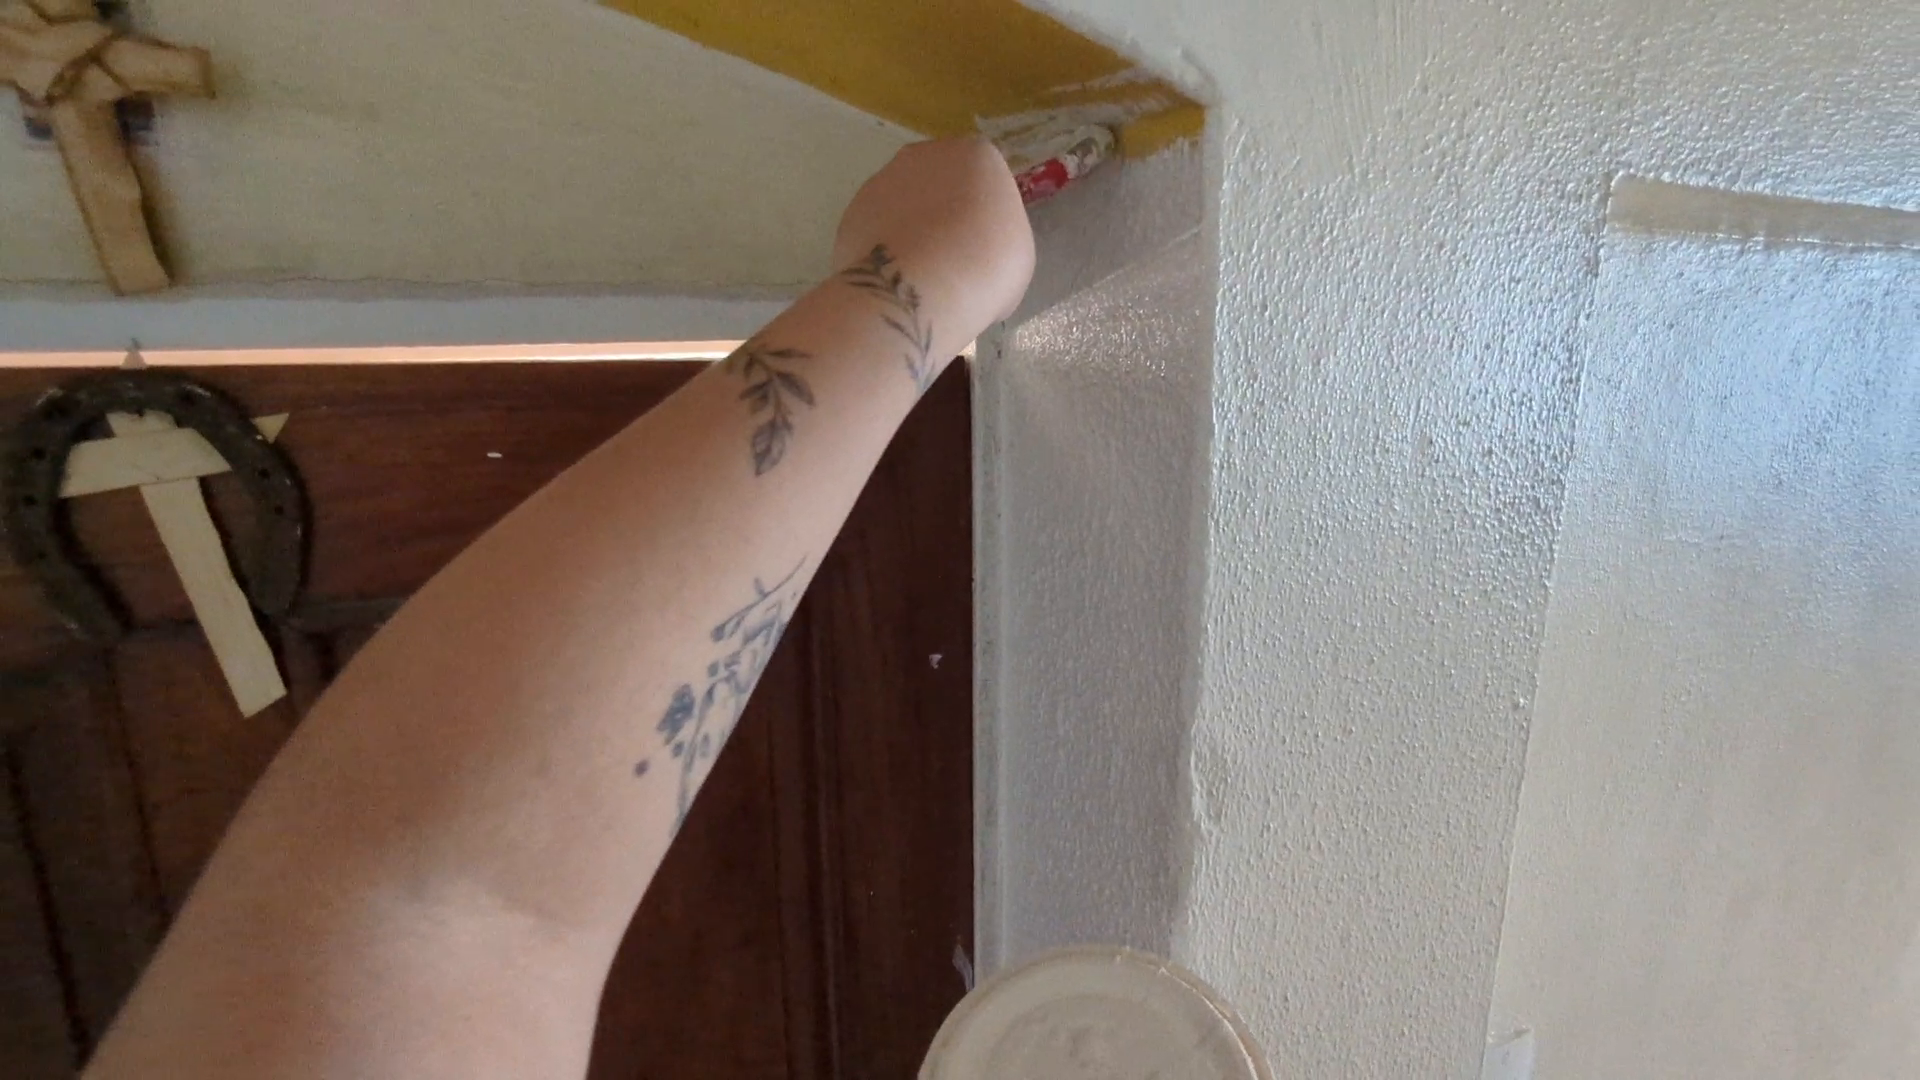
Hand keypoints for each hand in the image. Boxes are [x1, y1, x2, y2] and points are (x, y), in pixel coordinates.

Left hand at [832, 137, 1036, 350]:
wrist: (922, 289)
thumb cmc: (987, 268)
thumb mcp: (1017, 255)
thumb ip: (998, 239)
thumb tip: (976, 252)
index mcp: (976, 155)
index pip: (983, 182)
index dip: (983, 220)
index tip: (982, 252)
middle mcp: (925, 155)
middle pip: (937, 186)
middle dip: (941, 218)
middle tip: (950, 264)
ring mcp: (882, 180)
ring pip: (901, 207)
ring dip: (909, 235)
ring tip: (918, 280)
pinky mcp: (852, 212)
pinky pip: (874, 233)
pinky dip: (882, 254)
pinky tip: (892, 284)